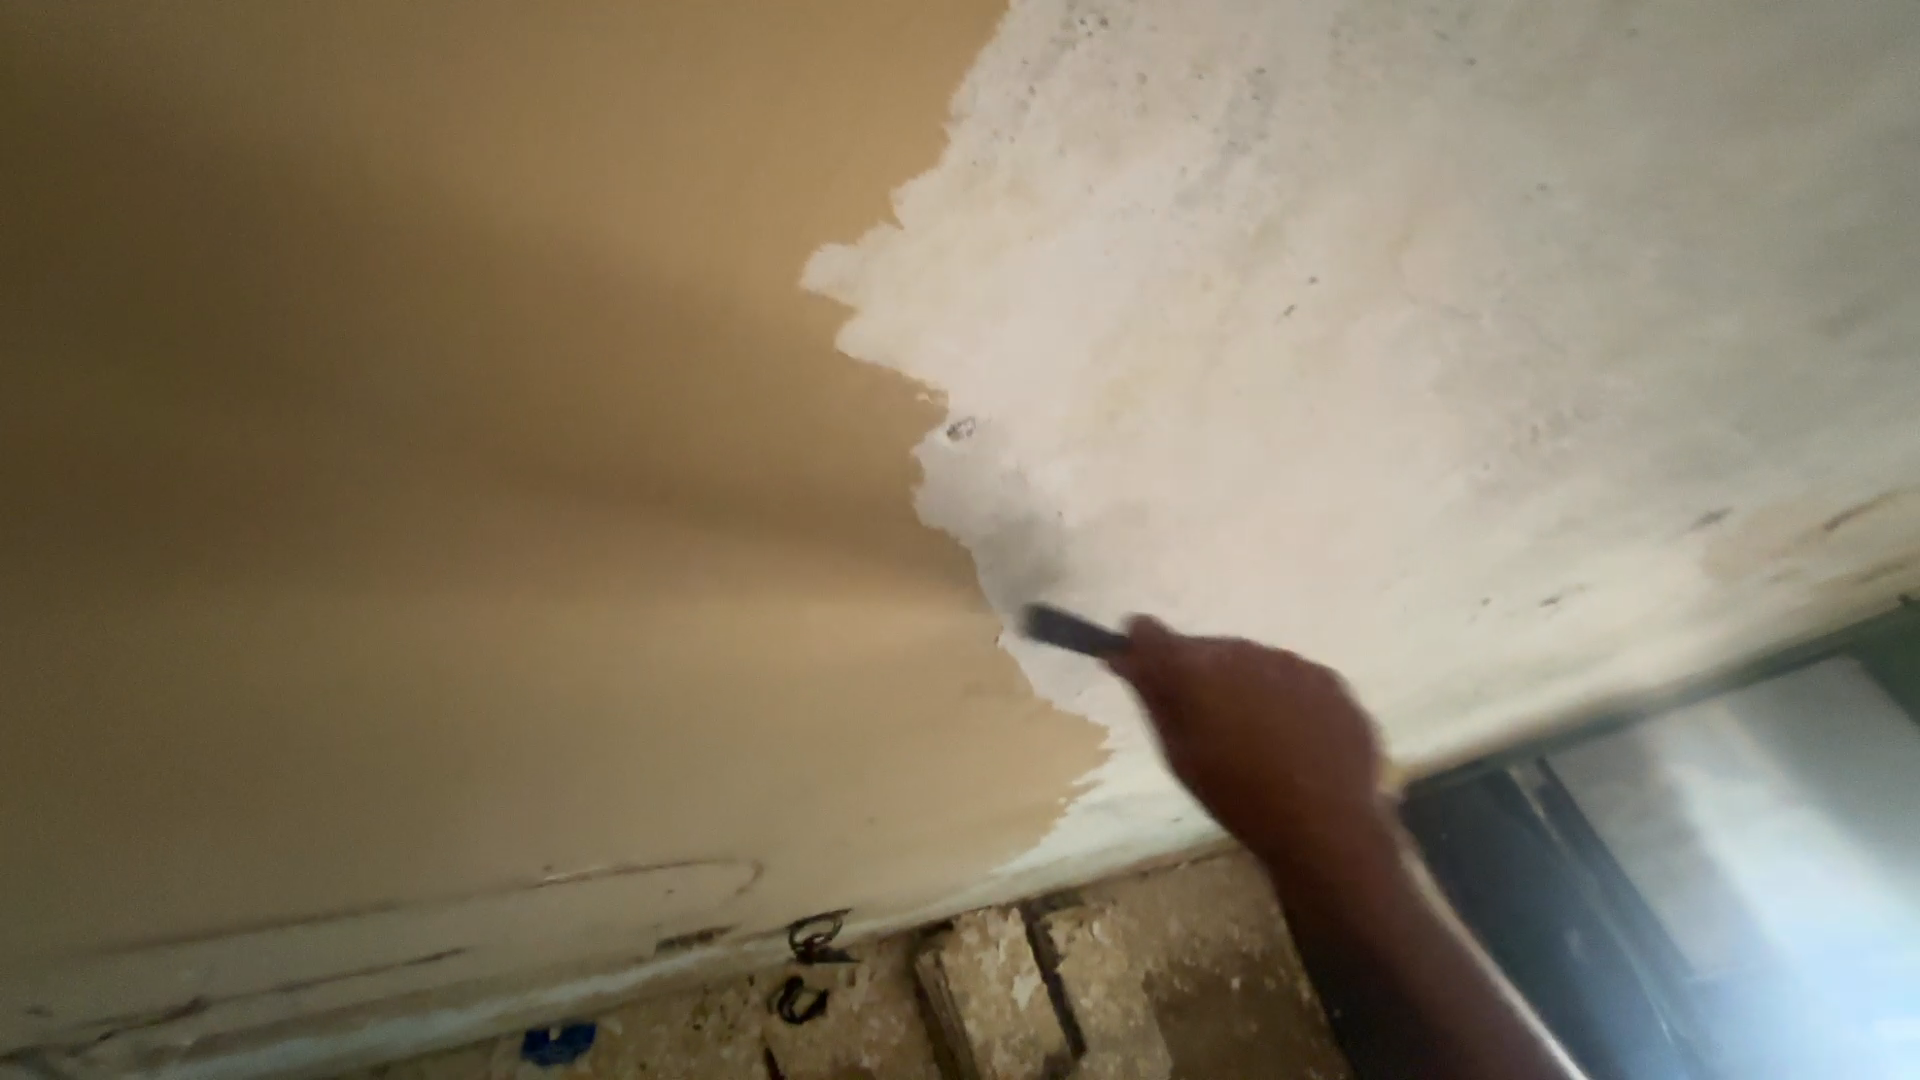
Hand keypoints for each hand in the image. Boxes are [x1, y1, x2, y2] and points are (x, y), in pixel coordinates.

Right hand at [1107, 616, 1396, 877]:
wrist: (1324, 827)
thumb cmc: (1234, 795)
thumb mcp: (1177, 751)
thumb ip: (1151, 695)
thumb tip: (1122, 656)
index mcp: (1196, 669)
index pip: (1150, 632)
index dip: (1142, 645)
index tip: (1140, 663)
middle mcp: (1242, 652)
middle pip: (1206, 648)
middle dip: (1198, 672)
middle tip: (1203, 716)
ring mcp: (1292, 663)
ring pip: (1251, 661)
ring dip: (1242, 683)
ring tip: (1252, 731)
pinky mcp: (1330, 681)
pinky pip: (1292, 677)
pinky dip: (1283, 696)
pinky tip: (1290, 736)